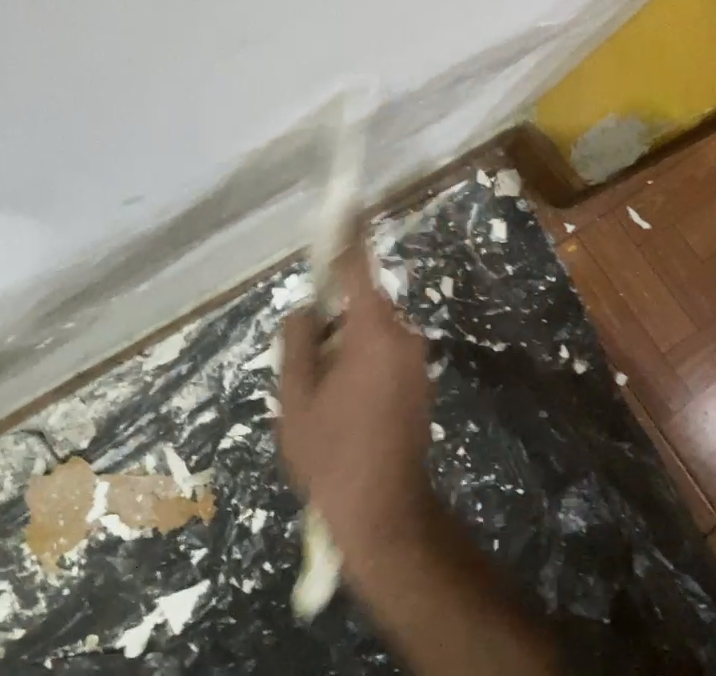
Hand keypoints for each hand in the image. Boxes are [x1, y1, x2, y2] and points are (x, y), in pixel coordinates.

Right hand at [277, 240, 437, 555]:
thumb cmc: (332, 454)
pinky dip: (360, 364)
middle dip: (331, 319)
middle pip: (360, 304)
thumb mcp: (295, 395)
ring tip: (321, 398)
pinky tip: (343, 409)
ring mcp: (417, 362)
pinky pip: (383, 354)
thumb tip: (307, 311)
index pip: (358, 265)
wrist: (385, 514)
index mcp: (372, 331)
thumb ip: (297, 340)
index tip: (346, 200)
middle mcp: (404, 336)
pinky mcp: (420, 384)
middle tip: (304, 364)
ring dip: (344, 347)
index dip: (348, 231)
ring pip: (370, 332)